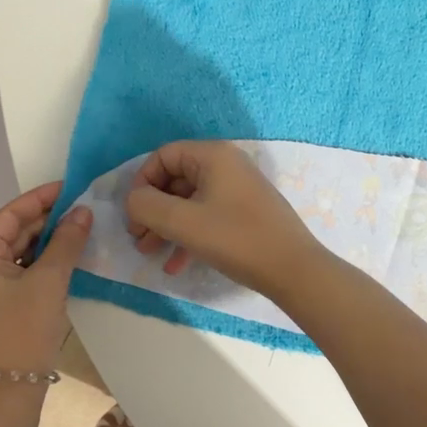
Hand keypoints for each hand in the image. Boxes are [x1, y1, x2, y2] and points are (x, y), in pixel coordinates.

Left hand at [0, 181, 92, 377]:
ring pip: (20, 250)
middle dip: (47, 218)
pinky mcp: (1, 299)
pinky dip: (44, 259)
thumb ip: (66, 242)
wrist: (13, 387)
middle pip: (14, 231)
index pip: (9, 215)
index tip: (69, 185)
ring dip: (48, 239)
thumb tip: (83, 211)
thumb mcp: (48, 282)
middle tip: (83, 205)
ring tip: (81, 224)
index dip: (39, 199)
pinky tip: (69, 251)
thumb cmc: (24, 331)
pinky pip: (23, 268)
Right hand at [125, 140, 326, 297]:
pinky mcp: (244, 214)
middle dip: (151, 209)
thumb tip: (133, 201)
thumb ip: (146, 206)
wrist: (293, 270)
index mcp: (212, 156)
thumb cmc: (235, 238)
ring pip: (188, 202)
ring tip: (150, 253)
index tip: (134, 213)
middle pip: (174, 180)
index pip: (163, 156)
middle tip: (137, 239)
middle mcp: (226, 166)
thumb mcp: (182, 222)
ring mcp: (237, 191)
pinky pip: (205, 217)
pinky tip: (175, 265)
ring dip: (165, 226)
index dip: (142, 182)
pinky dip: (187, 236)